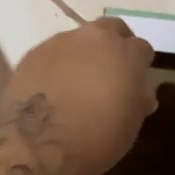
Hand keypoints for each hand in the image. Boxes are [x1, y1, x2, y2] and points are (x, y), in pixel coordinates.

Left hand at [1, 18, 155, 174]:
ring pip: (78, 40)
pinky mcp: (32, 53)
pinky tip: (53, 87)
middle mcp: (94, 38)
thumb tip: (139, 93)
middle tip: (110, 71)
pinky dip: (57, 65)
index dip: (140, 65)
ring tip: (77, 82)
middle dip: (114, 45)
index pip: (142, 49)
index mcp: (125, 53)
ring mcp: (59, 42)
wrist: (38, 145)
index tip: (135, 82)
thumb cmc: (96, 138)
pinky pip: (52, 53)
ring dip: (82, 54)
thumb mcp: (130, 125)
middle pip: (110, 29)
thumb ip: (137, 100)